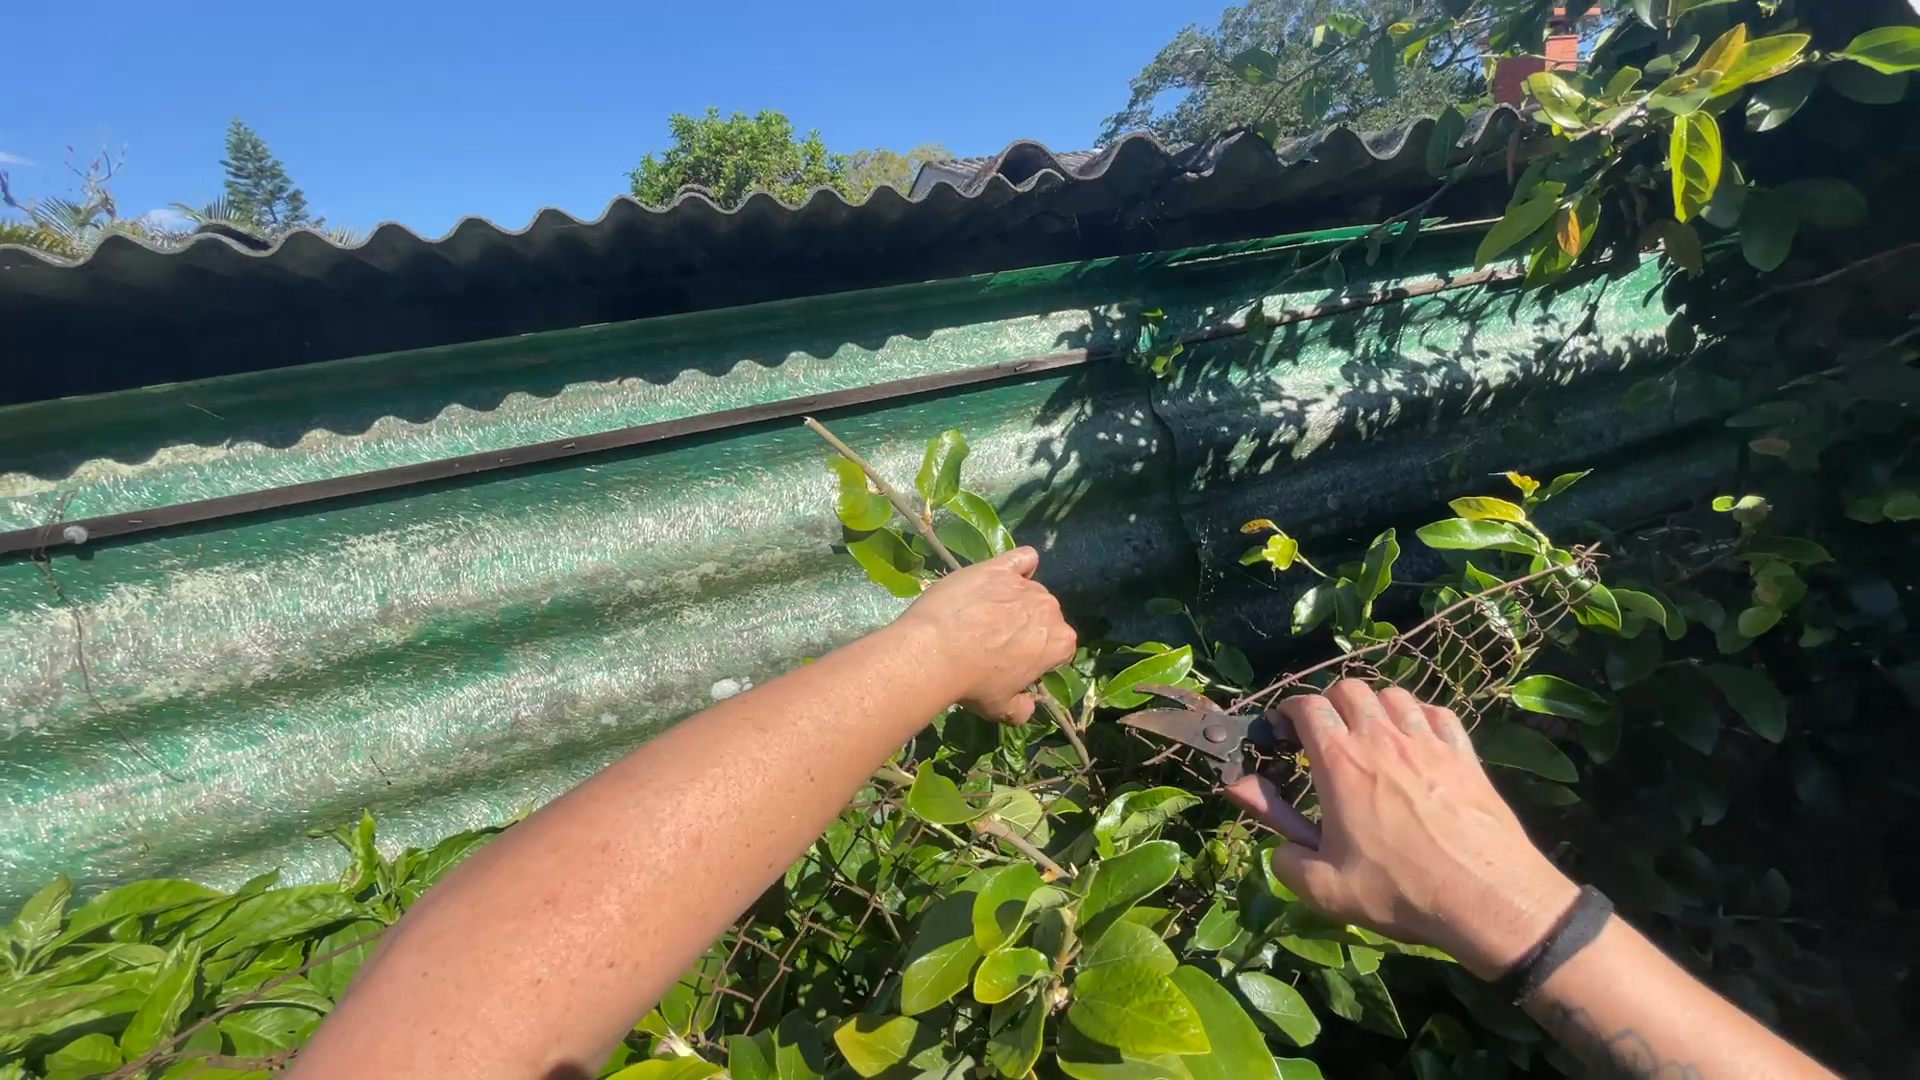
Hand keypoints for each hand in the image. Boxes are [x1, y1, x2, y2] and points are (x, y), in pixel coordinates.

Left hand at [892, 547, 1076, 723]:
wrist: (935, 650)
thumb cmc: (972, 683)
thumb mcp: (1000, 709)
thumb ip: (1022, 710)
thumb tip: (1027, 708)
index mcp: (1060, 642)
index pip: (1060, 647)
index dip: (1039, 656)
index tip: (1015, 663)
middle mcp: (1050, 609)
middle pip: (1045, 616)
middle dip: (1027, 626)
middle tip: (995, 640)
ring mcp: (1025, 585)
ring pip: (1030, 590)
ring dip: (1015, 600)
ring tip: (984, 614)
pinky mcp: (999, 567)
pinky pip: (1022, 558)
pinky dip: (1019, 565)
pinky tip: (1003, 575)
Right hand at [1226, 680, 1579, 980]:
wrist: (1495, 906)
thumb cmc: (1402, 893)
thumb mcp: (1323, 883)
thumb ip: (1276, 838)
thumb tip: (1241, 794)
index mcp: (1340, 762)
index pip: (1306, 705)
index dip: (1287, 711)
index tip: (1283, 733)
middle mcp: (1381, 739)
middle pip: (1347, 688)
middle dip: (1328, 704)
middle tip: (1324, 735)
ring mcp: (1427, 743)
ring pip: (1391, 693)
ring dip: (1372, 706)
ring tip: (1369, 734)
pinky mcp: (1465, 755)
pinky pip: (1436, 712)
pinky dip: (1418, 716)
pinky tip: (1415, 740)